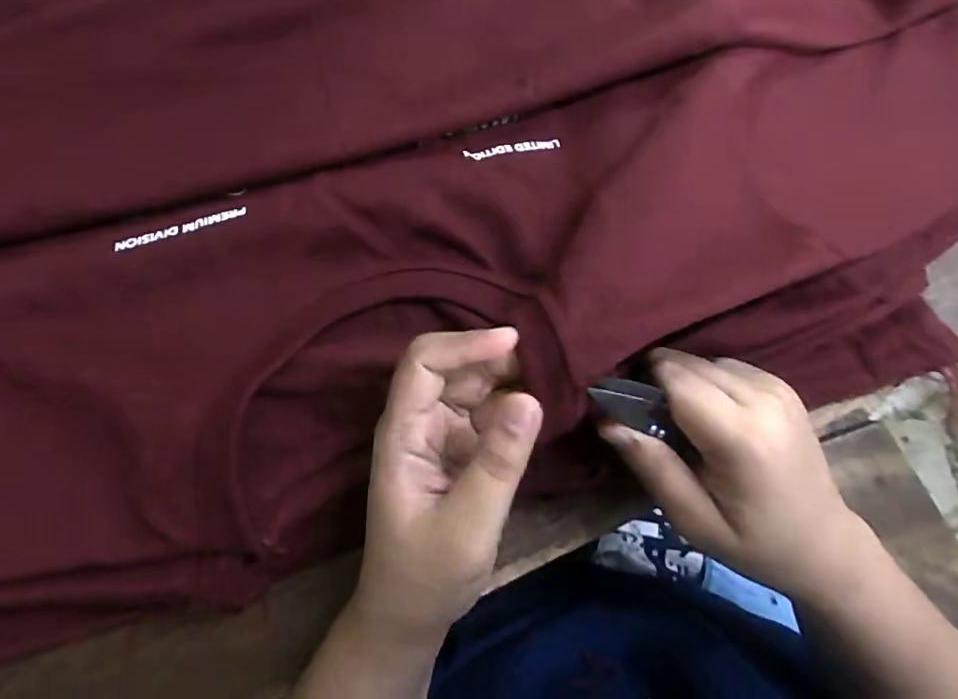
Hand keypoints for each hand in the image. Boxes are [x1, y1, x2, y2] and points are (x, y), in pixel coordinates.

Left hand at [349, 328, 543, 645]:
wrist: (410, 616)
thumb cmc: (427, 576)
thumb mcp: (468, 527)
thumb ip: (498, 463)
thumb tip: (531, 398)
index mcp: (403, 431)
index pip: (423, 362)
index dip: (465, 343)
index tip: (514, 341)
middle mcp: (419, 421)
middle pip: (452, 366)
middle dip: (496, 358)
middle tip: (549, 362)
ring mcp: (440, 432)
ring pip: (473, 384)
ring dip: (510, 377)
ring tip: (554, 377)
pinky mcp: (460, 447)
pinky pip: (487, 411)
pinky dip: (514, 403)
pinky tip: (544, 404)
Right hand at [597, 349, 870, 596]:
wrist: (824, 544)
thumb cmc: (754, 542)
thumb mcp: (694, 520)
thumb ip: (653, 466)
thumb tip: (607, 421)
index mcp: (742, 437)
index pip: (676, 379)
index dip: (646, 388)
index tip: (632, 413)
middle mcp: (762, 399)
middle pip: (687, 363)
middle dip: (662, 382)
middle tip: (658, 423)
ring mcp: (776, 386)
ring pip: (704, 360)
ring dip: (685, 381)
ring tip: (687, 421)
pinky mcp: (781, 383)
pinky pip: (725, 364)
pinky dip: (708, 380)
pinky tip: (714, 413)